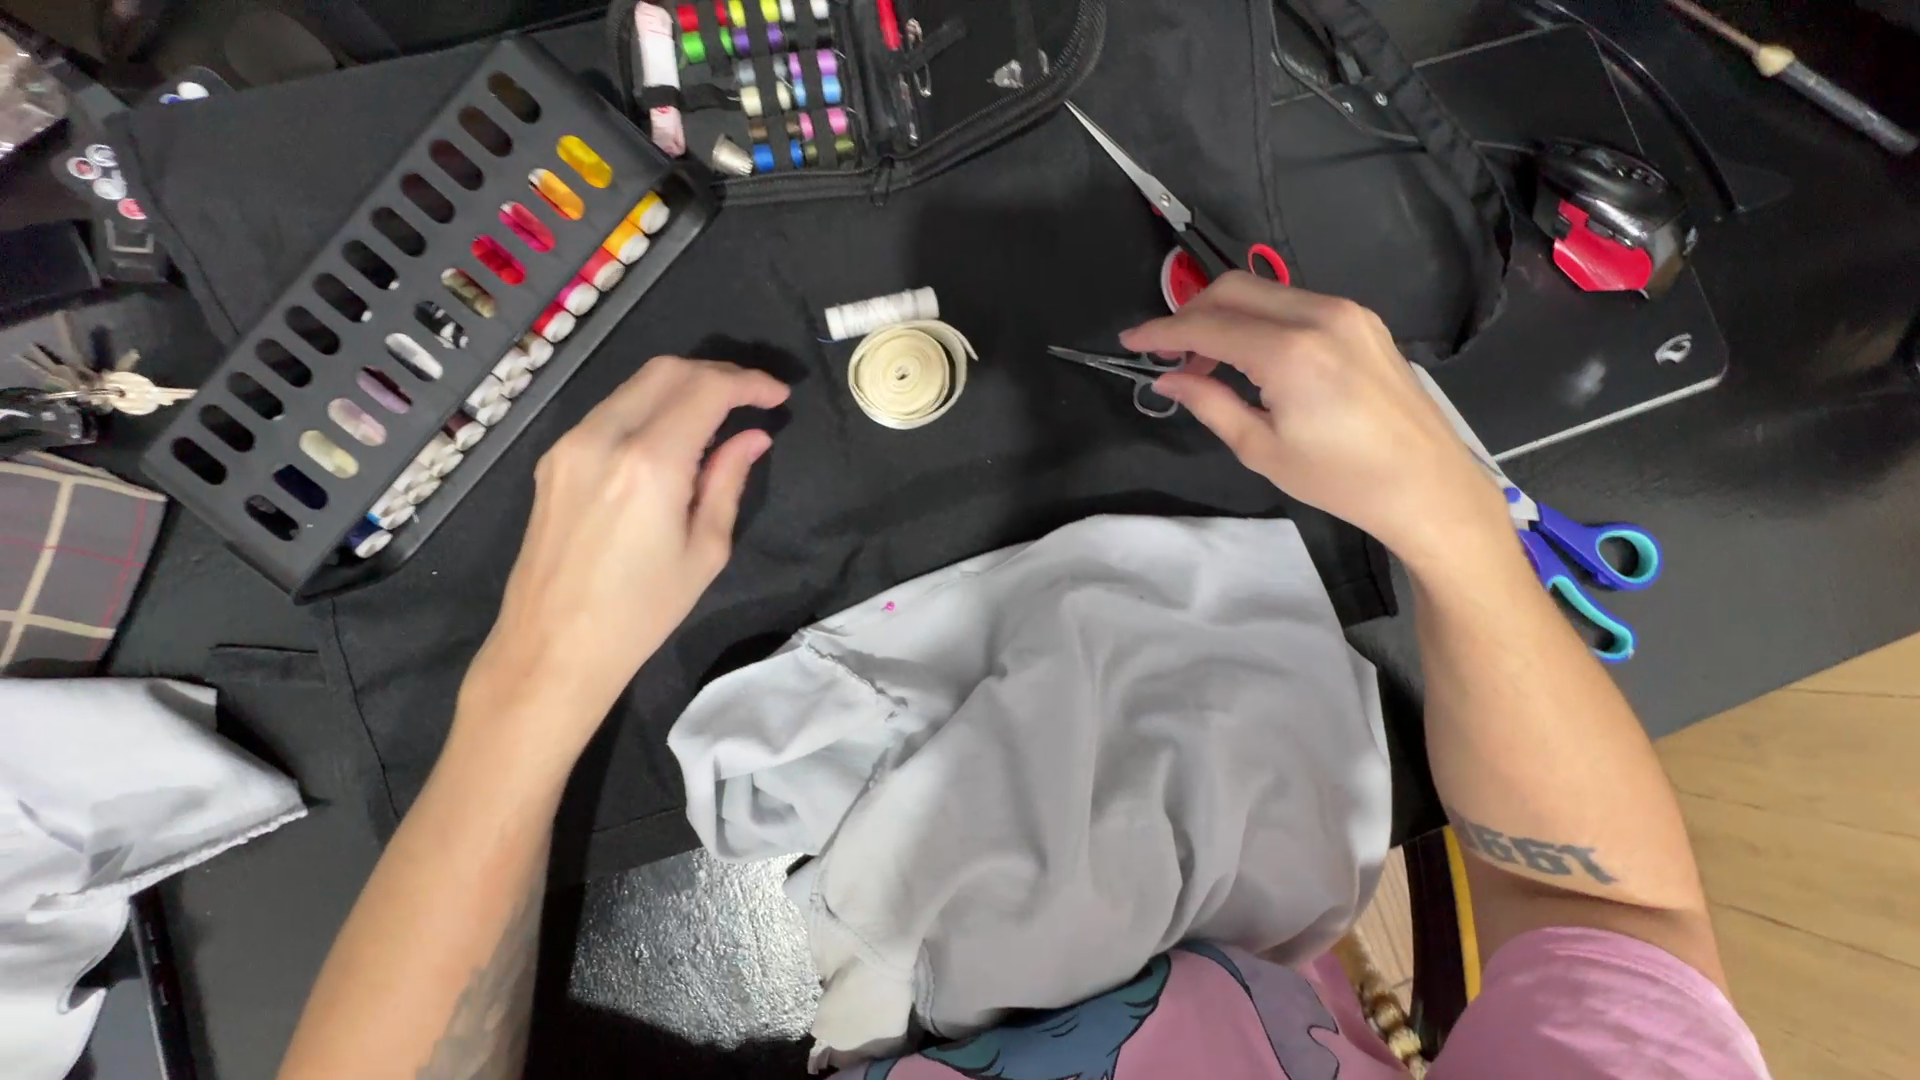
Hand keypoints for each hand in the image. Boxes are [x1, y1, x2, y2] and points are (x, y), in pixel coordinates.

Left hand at [457, 356, 788, 761]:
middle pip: (667, 370)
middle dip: (718, 373)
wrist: (554, 647)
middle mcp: (603, 437)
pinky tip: (674, 434)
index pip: (706, 390)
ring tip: (720, 412)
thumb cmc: (643, 611)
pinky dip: (651, 406)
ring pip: (636, 385)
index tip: (778, 395)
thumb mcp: (705, 549)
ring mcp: (570, 444)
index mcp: (650, 463)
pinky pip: (611, 410)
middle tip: (753, 396)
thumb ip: (728, 480)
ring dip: (683, 386)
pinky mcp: (554, 459)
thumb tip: (752, 438)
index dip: (749, 383)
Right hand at [1122, 273, 1510, 572]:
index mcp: (1290, 353)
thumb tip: (1168, 378)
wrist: (1424, 483)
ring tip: (1207, 361)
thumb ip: (1208, 402)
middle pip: (1233, 288)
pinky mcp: (1361, 319)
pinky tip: (1251, 356)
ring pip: (1263, 290)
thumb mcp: (1260, 448)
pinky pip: (1293, 302)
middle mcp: (1319, 315)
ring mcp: (1346, 311)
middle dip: (1190, 312)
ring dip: (1224, 314)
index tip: (1130, 341)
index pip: (1207, 325)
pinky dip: (1259, 318)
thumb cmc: (1338, 479)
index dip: (1161, 330)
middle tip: (1169, 353)